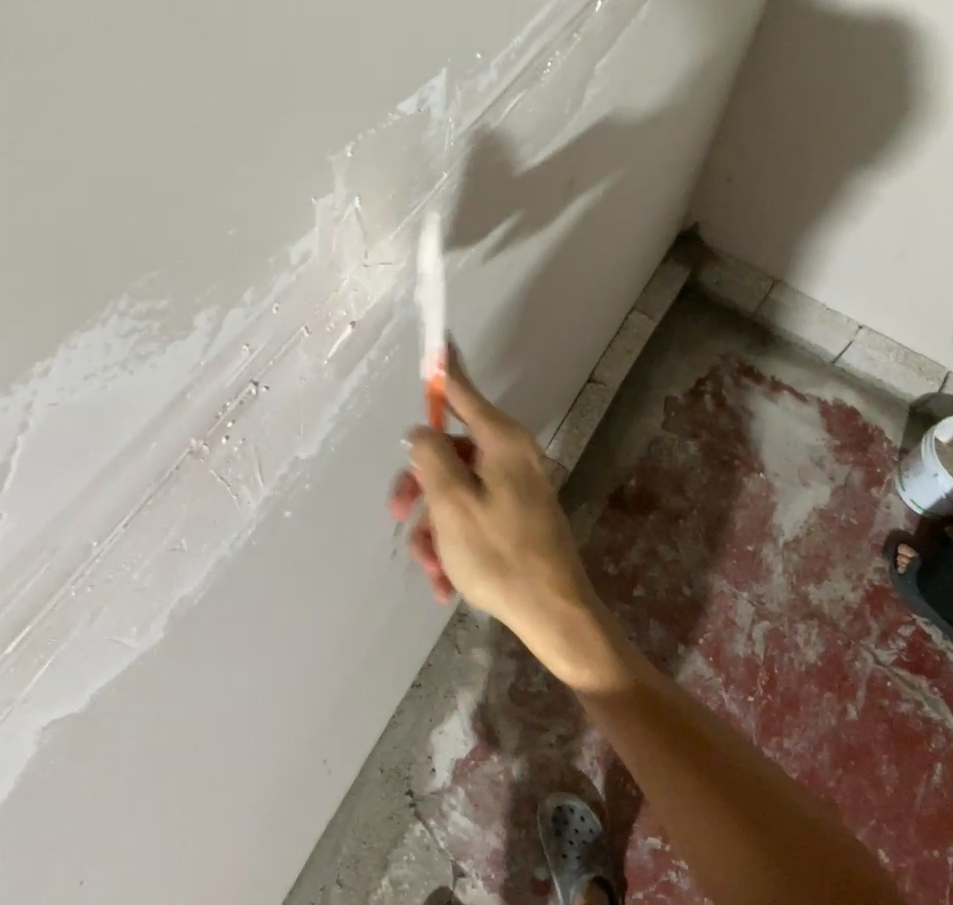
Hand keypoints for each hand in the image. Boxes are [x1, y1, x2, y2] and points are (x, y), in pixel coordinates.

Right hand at [389, 349, 621, 689]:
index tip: (437, 339)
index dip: (444, 370)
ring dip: (434, 527)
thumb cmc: (499, 554)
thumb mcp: (452, 504)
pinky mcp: (516, 516)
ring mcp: (516, 487)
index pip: (464, 393)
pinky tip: (445, 581)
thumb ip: (431, 458)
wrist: (553, 612)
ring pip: (456, 491)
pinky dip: (453, 543)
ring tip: (430, 567)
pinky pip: (473, 516)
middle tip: (399, 516)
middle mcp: (512, 456)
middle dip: (420, 487)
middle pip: (450, 451)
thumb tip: (420, 431)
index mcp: (502, 442)